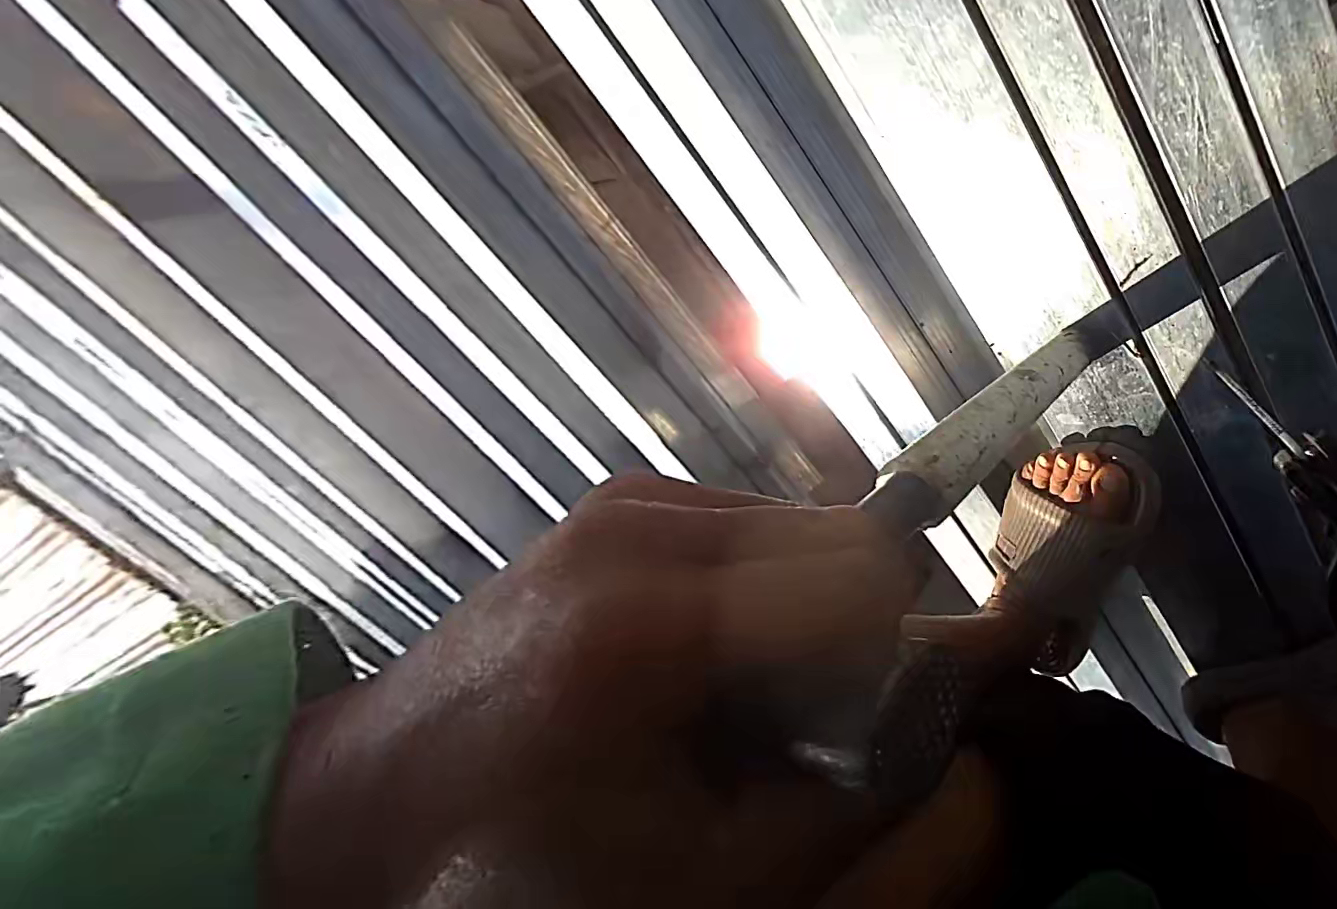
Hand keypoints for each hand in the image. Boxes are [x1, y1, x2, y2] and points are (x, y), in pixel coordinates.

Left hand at [264, 476, 915, 906]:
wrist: (384, 786)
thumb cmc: (528, 848)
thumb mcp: (703, 873)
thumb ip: (840, 803)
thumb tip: (925, 726)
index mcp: (647, 625)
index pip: (853, 576)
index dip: (889, 638)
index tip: (868, 696)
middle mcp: (639, 531)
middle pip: (837, 533)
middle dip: (856, 608)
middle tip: (817, 684)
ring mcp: (631, 499)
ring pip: (802, 516)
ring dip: (812, 585)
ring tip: (758, 660)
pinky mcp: (627, 492)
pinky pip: (751, 512)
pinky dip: (767, 565)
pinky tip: (719, 625)